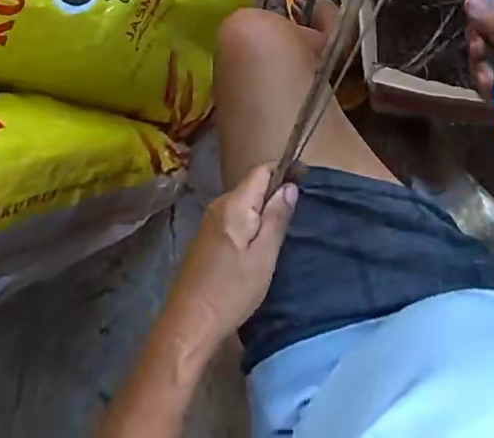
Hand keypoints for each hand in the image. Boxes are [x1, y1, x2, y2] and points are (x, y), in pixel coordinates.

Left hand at [164, 163, 298, 349]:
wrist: (188, 324)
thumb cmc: (230, 291)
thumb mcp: (263, 256)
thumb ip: (277, 218)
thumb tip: (290, 186)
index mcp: (234, 204)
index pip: (262, 170)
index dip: (284, 171)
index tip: (304, 182)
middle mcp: (219, 205)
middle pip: (252, 186)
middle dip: (274, 194)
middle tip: (295, 217)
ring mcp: (210, 221)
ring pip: (244, 203)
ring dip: (262, 212)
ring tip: (280, 233)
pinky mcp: (206, 238)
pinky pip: (234, 218)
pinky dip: (249, 224)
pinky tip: (257, 246)